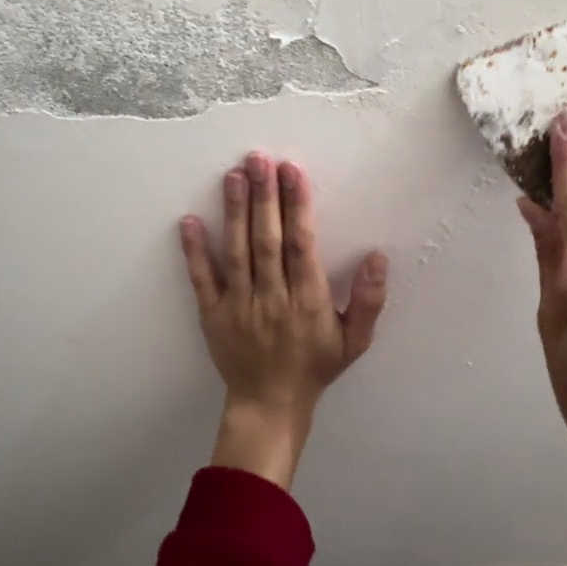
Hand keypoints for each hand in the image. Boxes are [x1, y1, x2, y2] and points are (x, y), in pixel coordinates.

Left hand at [179, 151, 387, 488]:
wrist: (270, 406)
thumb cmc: (315, 367)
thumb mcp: (355, 341)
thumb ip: (368, 299)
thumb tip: (377, 256)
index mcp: (308, 301)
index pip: (302, 245)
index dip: (297, 206)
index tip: (292, 172)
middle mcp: (272, 299)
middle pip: (267, 240)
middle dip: (264, 197)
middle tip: (258, 159)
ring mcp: (239, 307)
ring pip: (236, 253)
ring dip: (234, 212)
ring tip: (232, 176)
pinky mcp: (213, 315)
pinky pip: (202, 280)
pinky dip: (194, 252)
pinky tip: (188, 221)